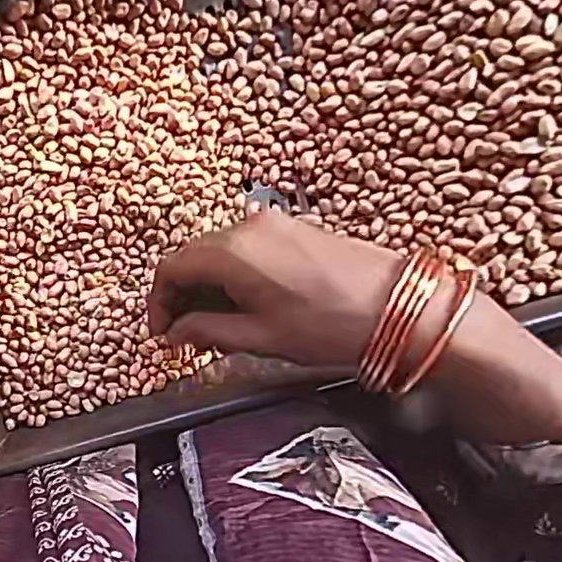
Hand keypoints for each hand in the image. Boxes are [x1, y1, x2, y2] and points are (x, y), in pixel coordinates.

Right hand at [145, 211, 403, 366]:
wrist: (403, 307)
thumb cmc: (328, 326)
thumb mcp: (260, 337)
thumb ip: (207, 331)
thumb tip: (176, 334)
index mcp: (231, 253)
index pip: (171, 268)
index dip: (158, 302)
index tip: (162, 332)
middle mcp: (247, 228)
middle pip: (191, 256)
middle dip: (179, 294)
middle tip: (182, 331)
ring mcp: (273, 223)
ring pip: (217, 251)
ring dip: (205, 283)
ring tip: (212, 321)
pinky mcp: (294, 227)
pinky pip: (245, 246)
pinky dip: (230, 272)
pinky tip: (242, 300)